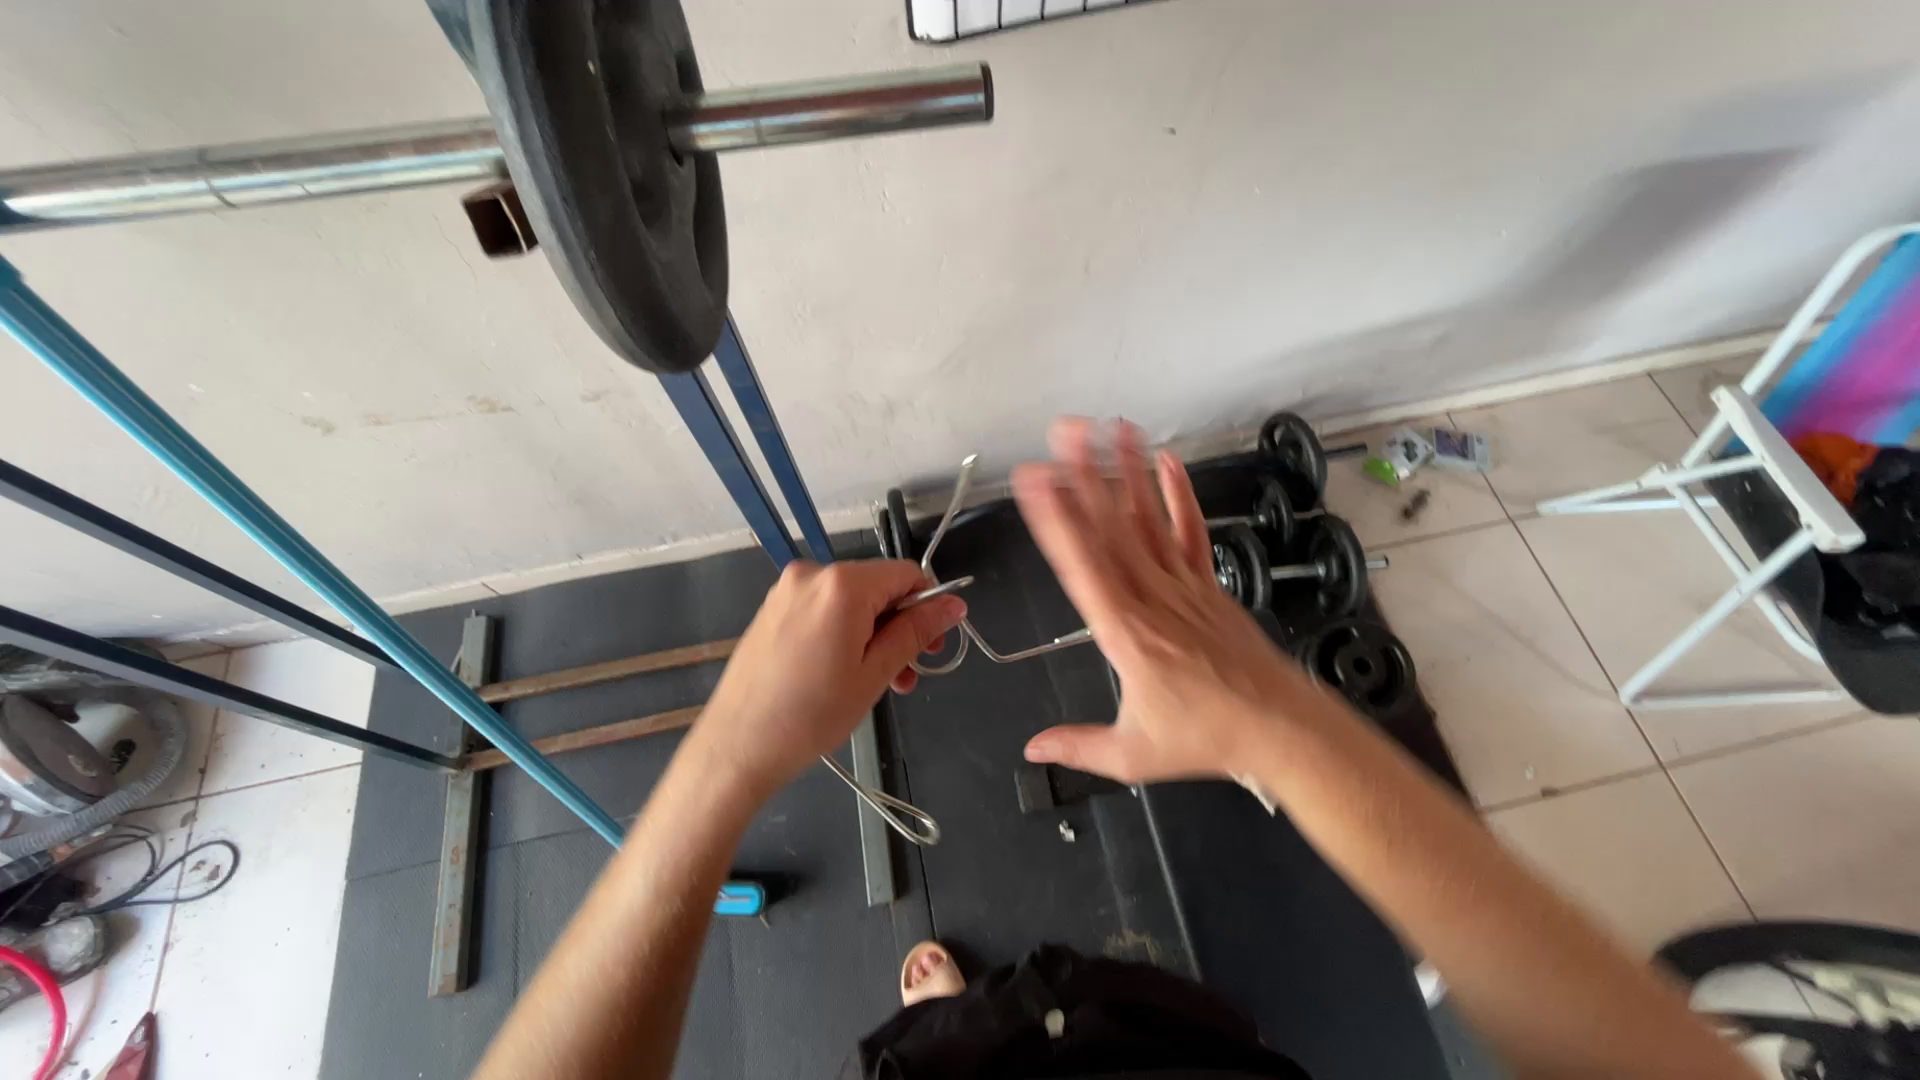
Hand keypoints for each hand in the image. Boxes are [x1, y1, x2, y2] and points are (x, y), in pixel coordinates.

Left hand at [694, 559, 965, 792]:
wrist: (736, 746)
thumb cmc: (812, 714)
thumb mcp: (875, 673)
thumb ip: (916, 632)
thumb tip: (955, 604)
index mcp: (842, 583)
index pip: (907, 574)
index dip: (928, 607)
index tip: (931, 647)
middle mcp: (812, 574)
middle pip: (878, 587)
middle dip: (900, 626)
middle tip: (909, 673)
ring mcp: (787, 591)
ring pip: (852, 603)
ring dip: (875, 636)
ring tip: (882, 683)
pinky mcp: (773, 610)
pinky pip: (824, 611)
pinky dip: (844, 634)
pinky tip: (846, 674)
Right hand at [1012, 417, 1332, 783]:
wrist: (1280, 728)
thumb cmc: (1208, 736)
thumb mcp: (1133, 754)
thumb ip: (1078, 746)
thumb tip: (1033, 748)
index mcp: (1126, 633)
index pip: (1083, 566)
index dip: (1057, 520)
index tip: (1037, 483)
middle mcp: (1152, 598)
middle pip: (1112, 529)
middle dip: (1084, 477)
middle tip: (1064, 435)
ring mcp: (1184, 586)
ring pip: (1148, 521)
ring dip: (1126, 473)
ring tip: (1110, 430)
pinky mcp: (1208, 585)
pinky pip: (1191, 532)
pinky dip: (1180, 496)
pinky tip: (1167, 465)